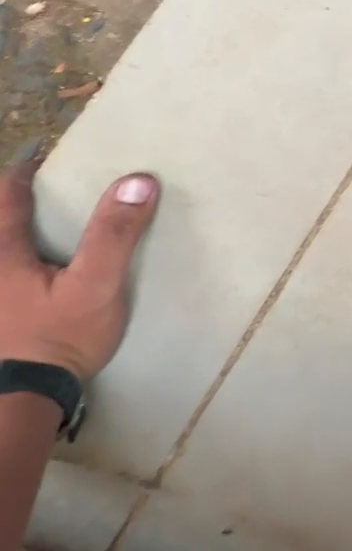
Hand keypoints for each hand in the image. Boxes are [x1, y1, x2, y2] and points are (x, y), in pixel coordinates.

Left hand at [0, 163, 159, 380]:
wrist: (16, 400)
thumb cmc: (55, 336)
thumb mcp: (95, 284)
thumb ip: (113, 233)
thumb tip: (136, 179)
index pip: (4, 202)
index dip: (20, 175)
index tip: (38, 153)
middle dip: (6, 204)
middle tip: (31, 186)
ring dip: (8, 232)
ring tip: (29, 224)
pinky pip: (5, 276)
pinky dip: (15, 260)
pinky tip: (30, 272)